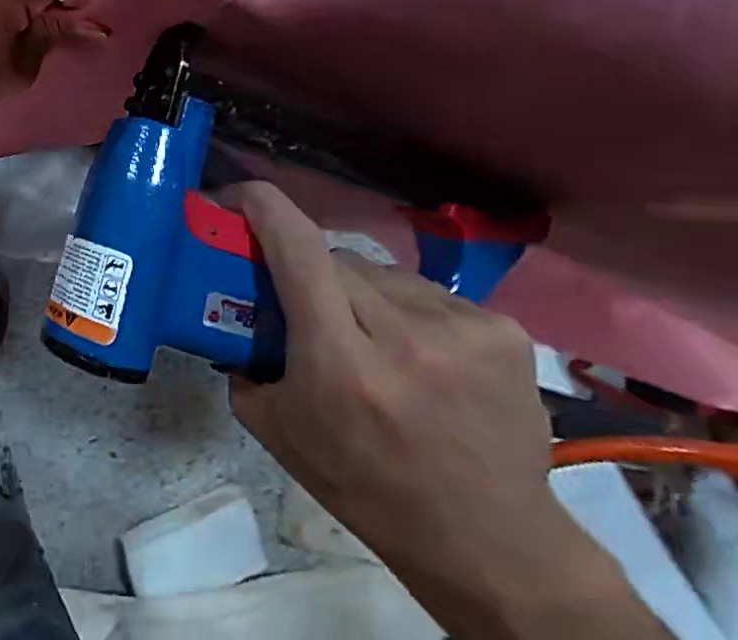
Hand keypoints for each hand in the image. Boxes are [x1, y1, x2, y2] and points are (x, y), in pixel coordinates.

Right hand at [222, 184, 666, 638]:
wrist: (487, 539)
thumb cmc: (363, 485)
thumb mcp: (275, 427)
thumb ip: (244, 356)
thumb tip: (232, 302)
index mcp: (341, 362)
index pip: (297, 249)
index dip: (262, 207)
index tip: (235, 198)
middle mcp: (405, 334)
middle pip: (333, 255)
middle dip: (304, 266)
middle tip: (296, 296)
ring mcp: (463, 327)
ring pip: (379, 270)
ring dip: (356, 288)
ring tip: (362, 333)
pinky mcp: (504, 329)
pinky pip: (424, 290)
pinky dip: (403, 306)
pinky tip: (412, 348)